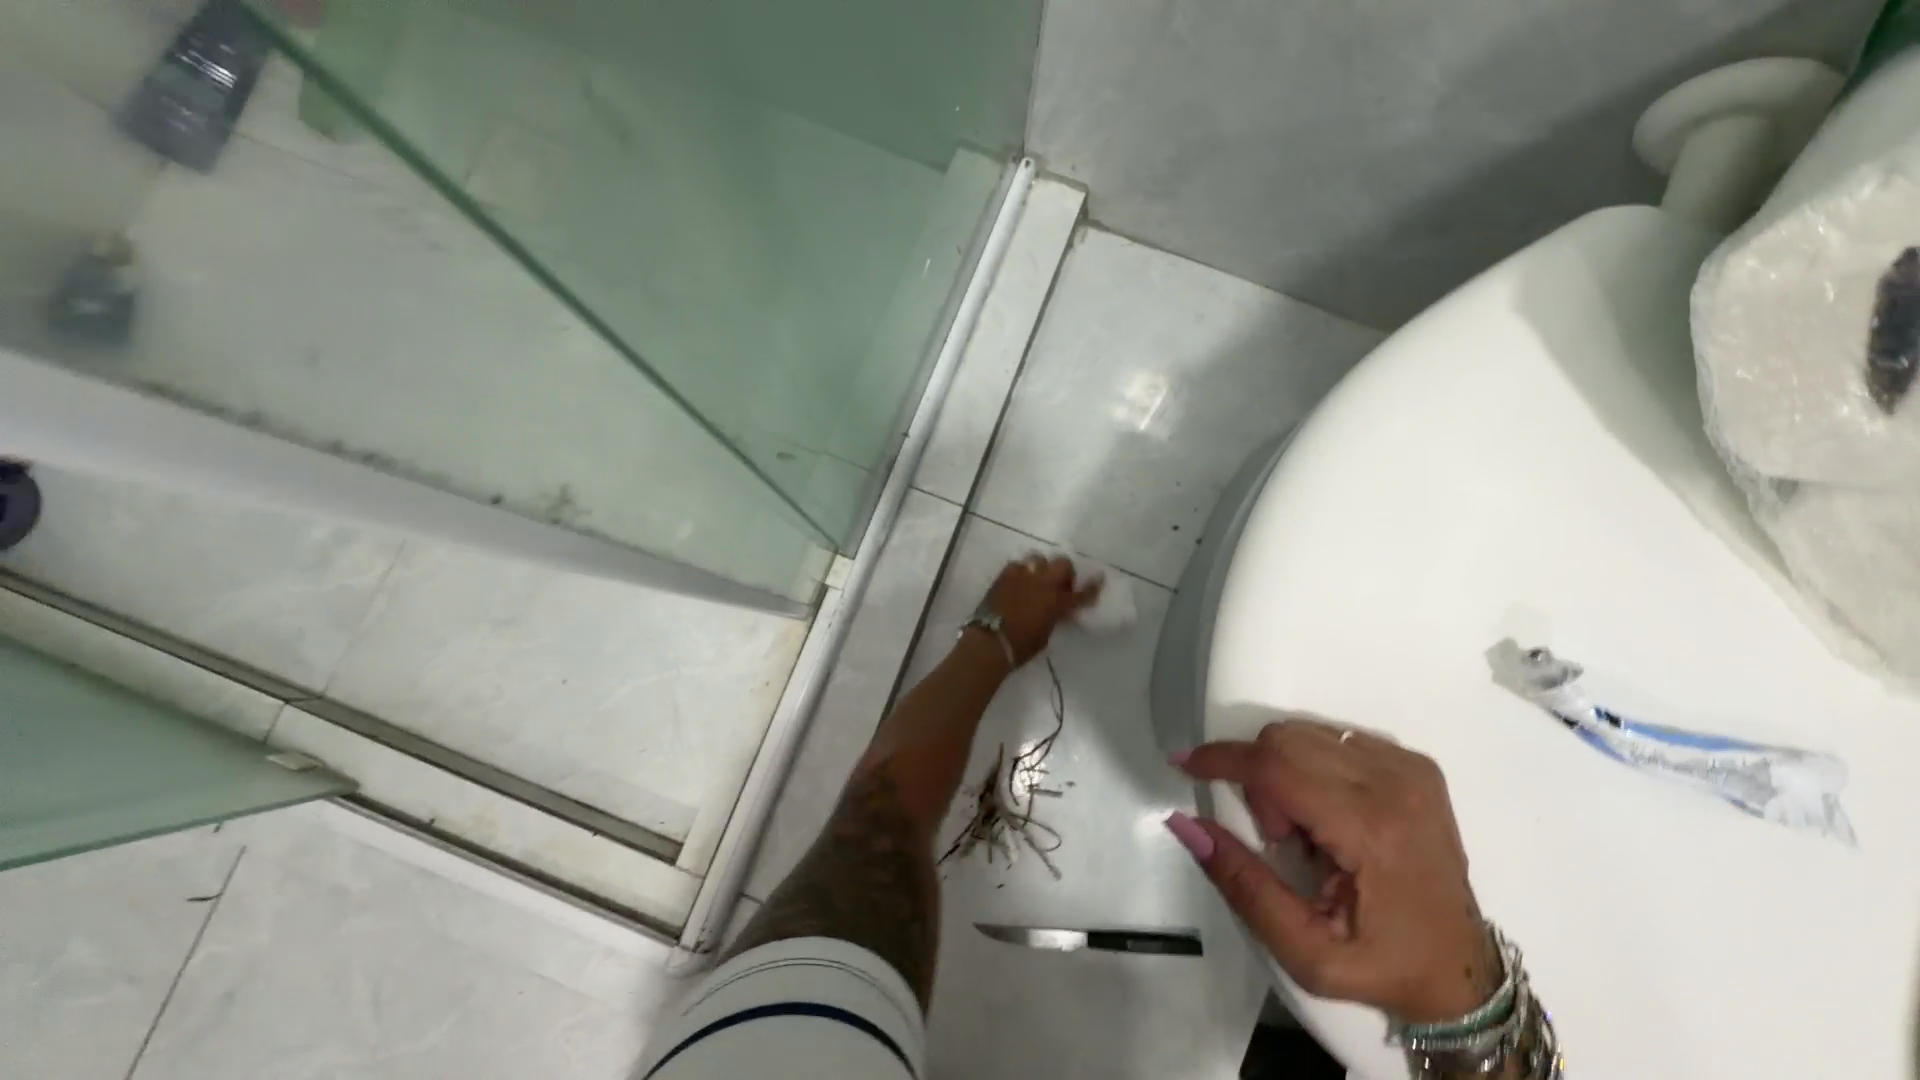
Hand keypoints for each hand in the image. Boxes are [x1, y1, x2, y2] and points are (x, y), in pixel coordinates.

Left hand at [976, 555, 1100, 665]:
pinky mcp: (1004, 575)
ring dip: (1042, 567)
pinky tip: (1018, 582)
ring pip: (1039, 558)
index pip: (1081, 593)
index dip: (1092, 586)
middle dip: (1065, 572)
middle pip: (1063, 564)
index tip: (1099, 578)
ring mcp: (1022, 576)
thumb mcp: (1045, 634)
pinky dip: (1021, 571)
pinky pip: (1018, 564)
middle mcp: (1043, 583)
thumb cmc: (1020, 647)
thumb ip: (1054, 617)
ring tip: (1037, 579)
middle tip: (1060, 585)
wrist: (989, 642)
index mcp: (1057, 602)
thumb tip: (1057, 610)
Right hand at [1166, 720, 1497, 1022]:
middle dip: (1258, 778)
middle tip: (1277, 838)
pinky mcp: (1417, 765)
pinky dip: (1313, 766)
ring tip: (1307, 831)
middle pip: (1286, 739)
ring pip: (1307, 733)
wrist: (1462, 969)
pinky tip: (1330, 814)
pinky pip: (1335, 738)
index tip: (1184, 764)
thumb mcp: (1304, 951)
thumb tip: (1185, 823)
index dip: (1222, 760)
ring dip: (1285, 771)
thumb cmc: (1383, 966)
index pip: (1277, 766)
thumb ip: (1242, 884)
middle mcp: (1396, 784)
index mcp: (1371, 831)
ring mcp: (1411, 769)